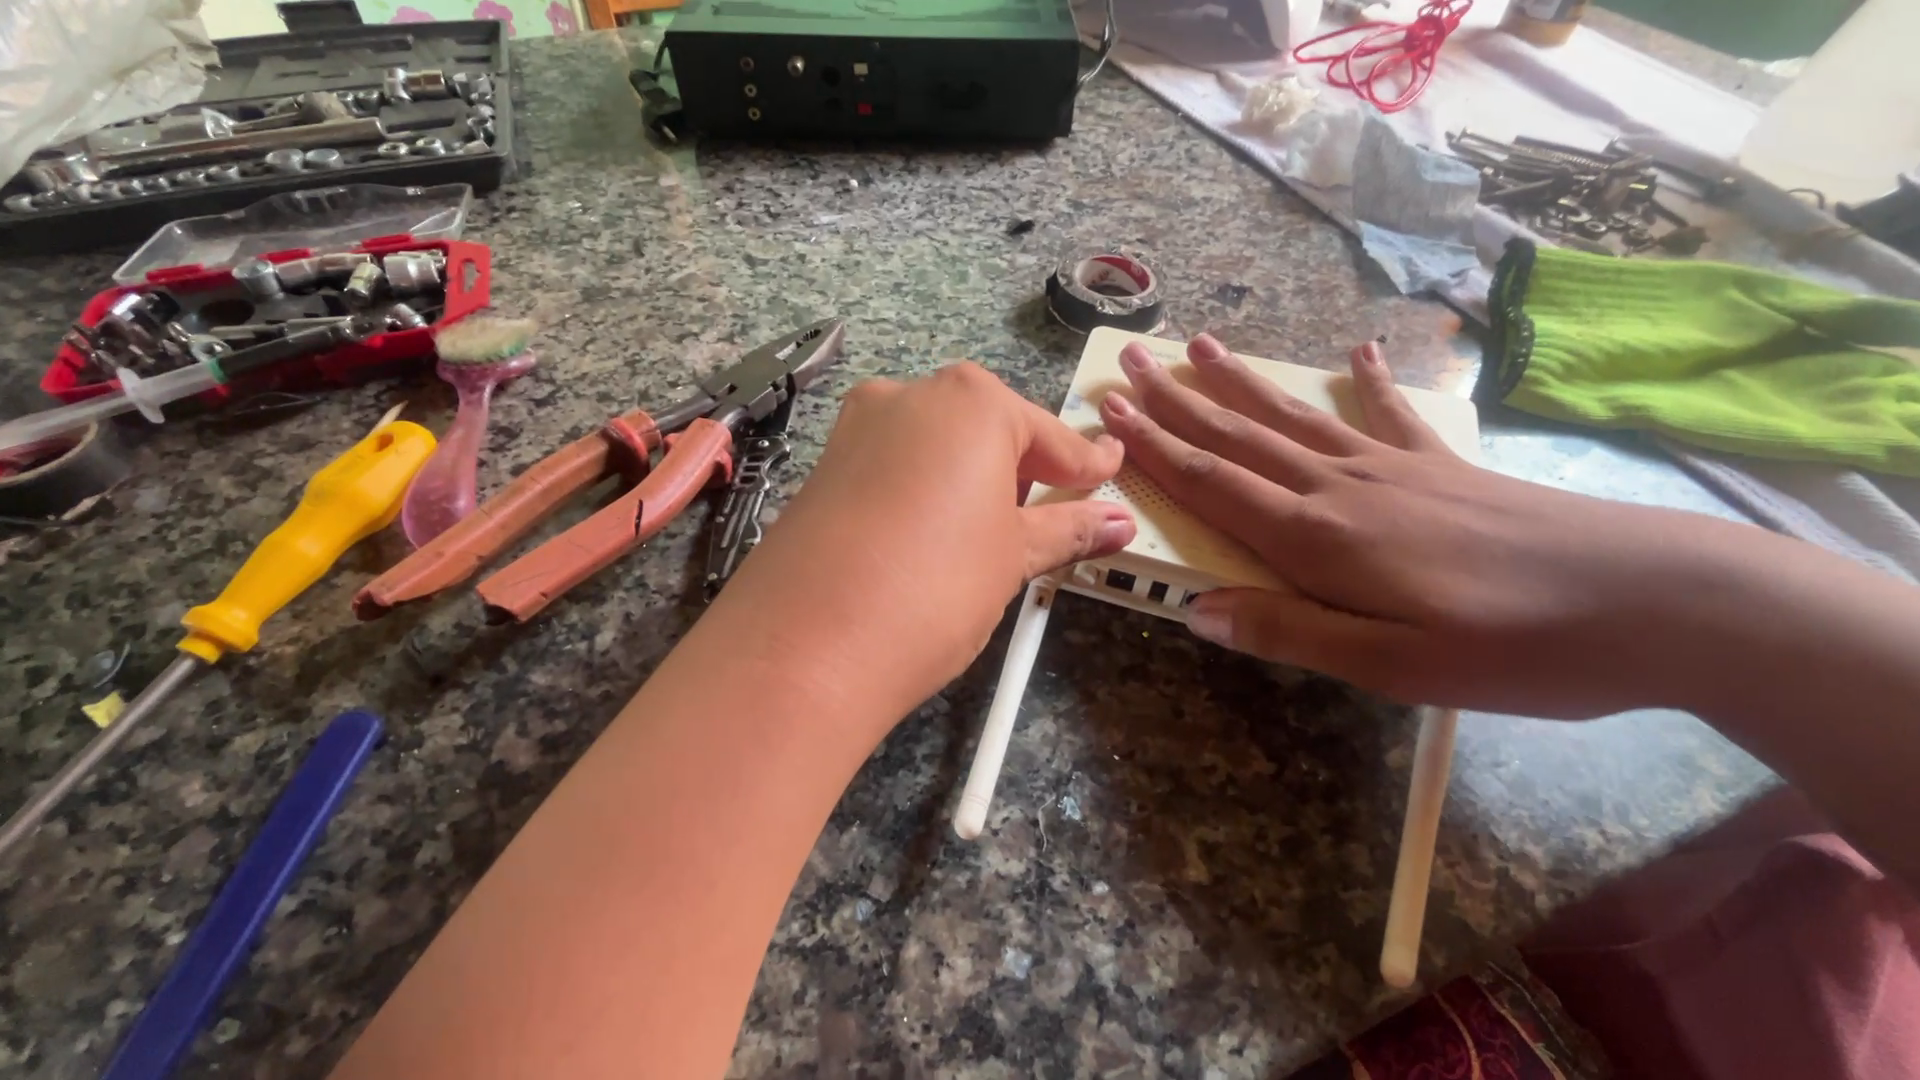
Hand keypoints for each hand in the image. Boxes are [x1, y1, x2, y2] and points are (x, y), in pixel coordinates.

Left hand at [714, 363, 1134, 721]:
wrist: (808, 645)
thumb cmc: (935, 587)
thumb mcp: (1012, 556)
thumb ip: (1067, 528)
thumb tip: (1119, 523)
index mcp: (970, 403)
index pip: (1047, 434)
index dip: (1083, 461)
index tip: (1109, 469)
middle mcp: (908, 396)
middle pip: (986, 429)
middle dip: (1020, 469)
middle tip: (1046, 514)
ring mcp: (857, 428)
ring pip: (934, 445)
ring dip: (968, 480)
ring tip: (984, 536)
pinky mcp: (823, 468)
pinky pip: (893, 467)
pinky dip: (922, 491)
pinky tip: (927, 539)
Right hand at [1098, 334, 1747, 718]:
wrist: (1654, 601)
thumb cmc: (1512, 649)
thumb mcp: (1388, 665)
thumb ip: (1288, 631)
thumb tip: (1194, 611)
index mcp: (1318, 538)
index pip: (1213, 483)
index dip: (1154, 448)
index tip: (1108, 409)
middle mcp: (1343, 488)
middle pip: (1242, 437)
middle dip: (1178, 402)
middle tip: (1130, 361)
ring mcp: (1396, 470)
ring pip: (1297, 418)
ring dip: (1242, 384)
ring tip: (1202, 345)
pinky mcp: (1445, 468)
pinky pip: (1390, 416)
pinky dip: (1369, 383)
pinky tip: (1357, 351)